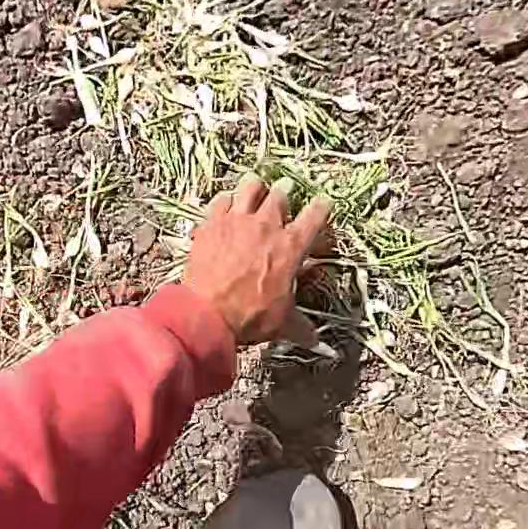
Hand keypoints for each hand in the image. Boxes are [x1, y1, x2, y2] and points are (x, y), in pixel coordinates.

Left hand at [183, 173, 331, 346]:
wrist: (206, 313)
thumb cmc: (249, 317)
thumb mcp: (281, 322)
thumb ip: (300, 326)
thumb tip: (316, 342)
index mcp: (291, 246)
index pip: (317, 214)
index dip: (321, 208)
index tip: (320, 207)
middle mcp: (267, 225)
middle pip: (281, 195)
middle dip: (283, 197)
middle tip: (279, 206)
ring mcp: (237, 221)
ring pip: (251, 186)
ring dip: (254, 189)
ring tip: (253, 194)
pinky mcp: (211, 223)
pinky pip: (220, 200)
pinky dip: (225, 202)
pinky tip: (224, 209)